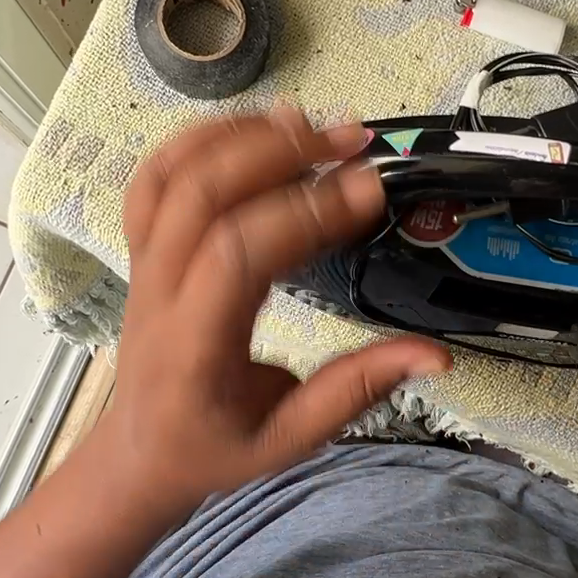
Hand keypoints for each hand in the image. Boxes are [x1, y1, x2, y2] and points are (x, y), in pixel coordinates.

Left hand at [95, 107, 450, 517]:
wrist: (142, 453)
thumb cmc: (214, 450)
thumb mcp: (290, 440)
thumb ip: (356, 391)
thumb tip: (436, 356)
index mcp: (194, 346)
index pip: (238, 256)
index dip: (304, 213)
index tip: (369, 191)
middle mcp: (160, 292)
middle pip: (200, 194)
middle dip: (277, 153)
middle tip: (348, 141)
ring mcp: (143, 264)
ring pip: (173, 174)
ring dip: (240, 135)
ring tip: (309, 125)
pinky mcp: (144, 250)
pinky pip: (157, 178)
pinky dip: (200, 140)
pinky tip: (253, 132)